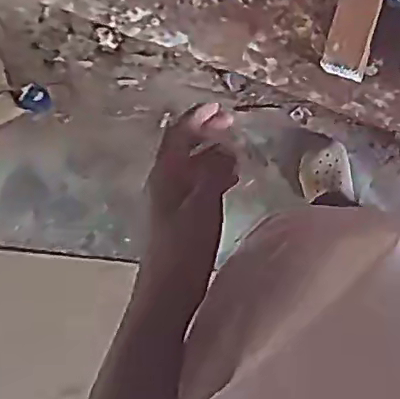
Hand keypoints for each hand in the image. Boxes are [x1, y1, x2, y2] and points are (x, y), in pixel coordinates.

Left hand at [147, 102, 238, 248]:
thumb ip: (213, 172)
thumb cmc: (184, 247)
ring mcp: (171, 200)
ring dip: (211, 151)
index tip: (220, 107)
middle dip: (205, 131)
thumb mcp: (203, 204)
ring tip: (235, 147)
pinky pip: (198, 182)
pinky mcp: (181, 216)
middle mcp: (165, 182)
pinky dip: (213, 172)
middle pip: (183, 146)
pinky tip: (230, 179)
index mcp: (166, 174)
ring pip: (191, 164)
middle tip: (230, 122)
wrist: (168, 291)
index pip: (179, 134)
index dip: (198, 117)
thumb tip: (225, 148)